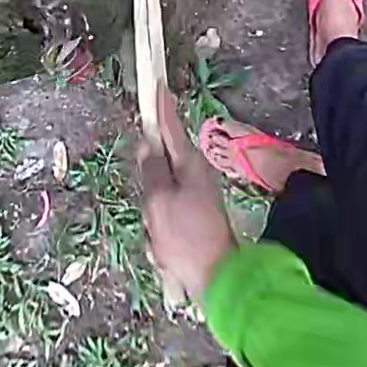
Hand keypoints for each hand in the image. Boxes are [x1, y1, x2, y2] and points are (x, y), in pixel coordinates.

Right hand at [138, 85, 236, 300]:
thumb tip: (147, 143)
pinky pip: (166, 212)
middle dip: (148, 182)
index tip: (157, 83)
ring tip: (160, 236)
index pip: (170, 126)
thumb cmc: (186, 237)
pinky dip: (161, 227)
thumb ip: (150, 169)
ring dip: (154, 212)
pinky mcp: (193, 216)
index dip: (161, 105)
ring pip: (159, 190)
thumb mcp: (158, 200)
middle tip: (150, 206)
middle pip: (160, 161)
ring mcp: (196, 196)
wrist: (220, 283)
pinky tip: (166, 248)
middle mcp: (195, 175)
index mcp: (188, 165)